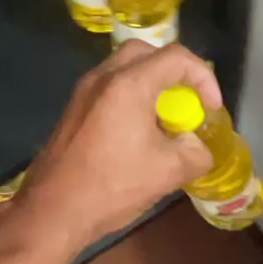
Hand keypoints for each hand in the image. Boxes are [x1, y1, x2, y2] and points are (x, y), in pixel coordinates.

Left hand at [9, 41, 217, 254]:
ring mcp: (83, 93)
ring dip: (150, 84)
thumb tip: (196, 147)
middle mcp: (103, 78)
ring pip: (124, 68)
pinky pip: (109, 88)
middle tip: (187, 100)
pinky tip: (138, 132)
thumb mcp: (168, 173)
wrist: (52, 211)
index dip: (203, 78)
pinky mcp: (73, 111)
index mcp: (129, 85)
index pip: (176, 58)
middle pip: (146, 52)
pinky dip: (131, 97)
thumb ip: (195, 153)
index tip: (210, 108)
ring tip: (165, 118)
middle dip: (174, 71)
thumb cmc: (112, 187)